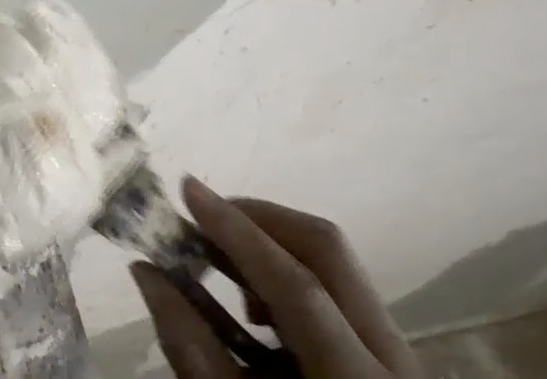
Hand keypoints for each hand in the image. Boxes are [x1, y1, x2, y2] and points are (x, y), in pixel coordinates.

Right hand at [130, 178, 421, 378]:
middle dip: (256, 218)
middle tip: (200, 214)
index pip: (295, 283)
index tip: (186, 187)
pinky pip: (337, 292)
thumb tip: (146, 271)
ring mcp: (400, 356)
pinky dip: (285, 277)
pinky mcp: (389, 357)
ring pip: (334, 266)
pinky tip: (250, 306)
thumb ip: (190, 346)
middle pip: (328, 250)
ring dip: (267, 246)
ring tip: (213, 261)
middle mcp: (393, 359)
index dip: (236, 230)